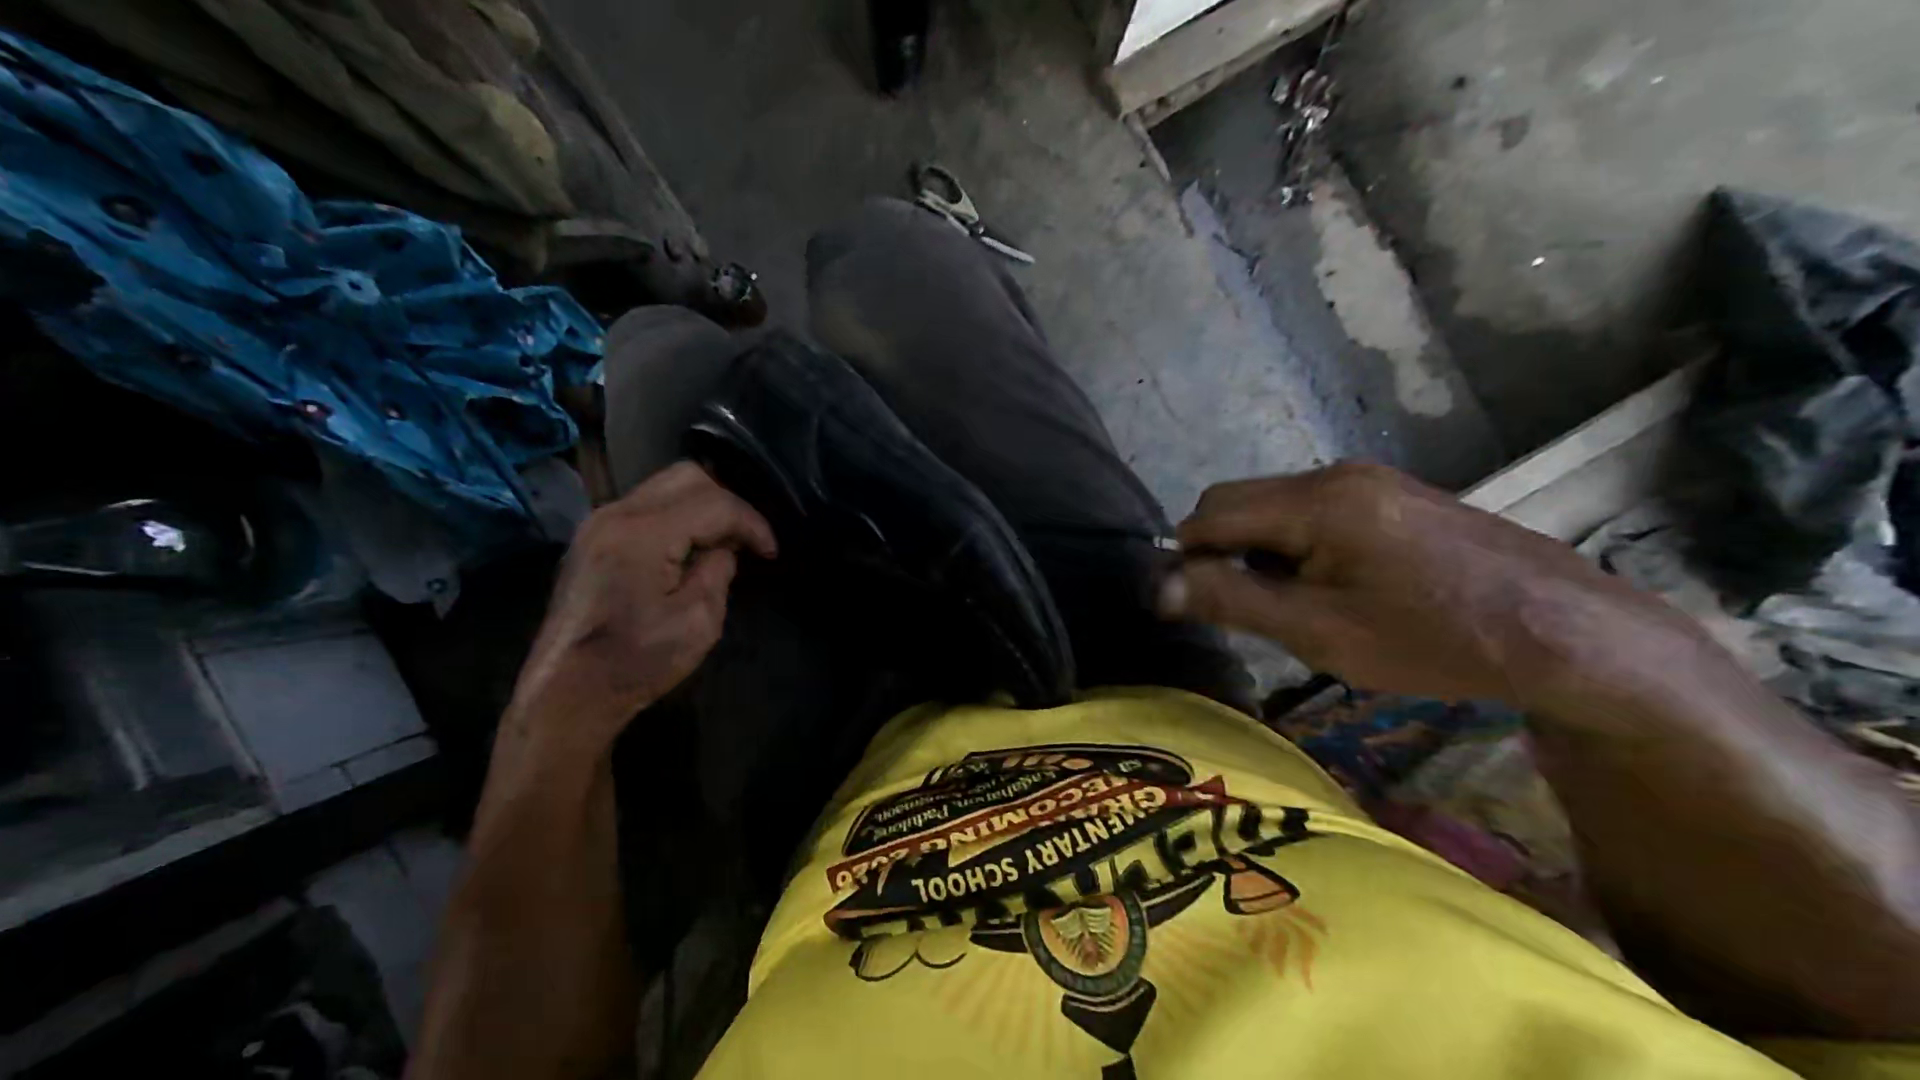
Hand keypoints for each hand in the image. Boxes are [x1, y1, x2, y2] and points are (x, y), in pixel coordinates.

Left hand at [502, 462, 775, 759]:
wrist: (565, 693)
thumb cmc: (635, 663)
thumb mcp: (697, 622)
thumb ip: (718, 572)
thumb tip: (722, 550)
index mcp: (643, 534)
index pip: (715, 503)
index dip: (752, 523)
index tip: (771, 552)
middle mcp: (616, 515)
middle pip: (687, 477)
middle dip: (727, 503)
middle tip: (746, 540)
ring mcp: (598, 524)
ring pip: (664, 486)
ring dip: (702, 508)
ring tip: (722, 544)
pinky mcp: (592, 539)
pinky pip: (645, 506)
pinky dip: (677, 516)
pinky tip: (688, 551)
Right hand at [1159, 464, 1709, 708]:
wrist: (1569, 634)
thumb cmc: (1435, 639)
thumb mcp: (1321, 632)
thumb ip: (1233, 601)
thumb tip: (1158, 587)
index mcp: (1316, 500)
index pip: (1209, 514)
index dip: (1187, 560)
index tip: (1196, 609)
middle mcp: (1336, 474)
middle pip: (1236, 502)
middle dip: (1221, 552)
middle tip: (1252, 611)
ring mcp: (1369, 480)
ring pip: (1273, 506)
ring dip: (1259, 550)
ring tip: (1297, 604)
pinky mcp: (1392, 495)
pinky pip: (1312, 509)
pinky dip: (1296, 544)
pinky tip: (1333, 585)